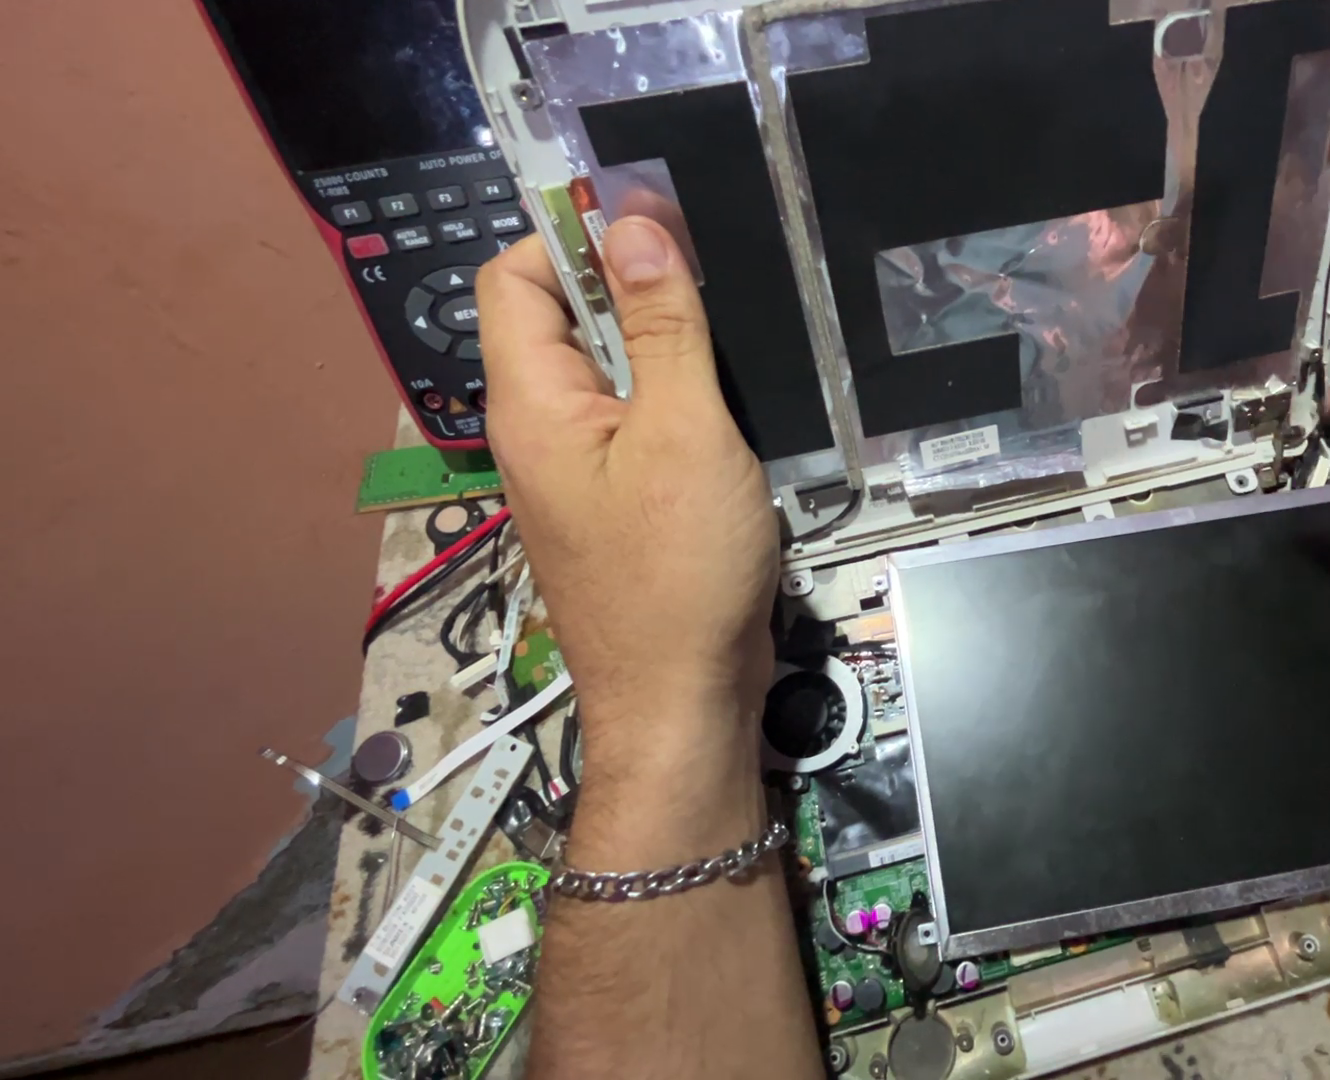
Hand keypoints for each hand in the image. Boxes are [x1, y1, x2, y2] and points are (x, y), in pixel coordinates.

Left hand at [477, 217, 776, 781]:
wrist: (685, 697)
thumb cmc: (680, 567)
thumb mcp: (684, 435)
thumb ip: (662, 331)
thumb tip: (633, 226)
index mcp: (533, 403)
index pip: (519, 278)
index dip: (574, 236)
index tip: (658, 228)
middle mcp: (545, 432)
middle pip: (571, 326)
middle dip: (638, 294)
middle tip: (718, 290)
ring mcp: (586, 474)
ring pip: (617, 381)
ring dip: (670, 354)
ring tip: (736, 348)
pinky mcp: (627, 505)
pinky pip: (644, 431)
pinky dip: (684, 407)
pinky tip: (736, 414)